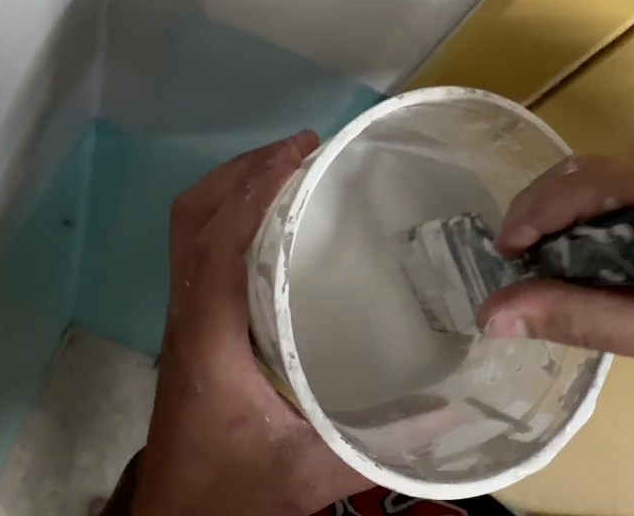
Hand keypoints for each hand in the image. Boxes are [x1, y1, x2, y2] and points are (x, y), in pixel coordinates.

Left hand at [133, 132, 367, 515]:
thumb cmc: (228, 490)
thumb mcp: (305, 473)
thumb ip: (375, 443)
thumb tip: (447, 407)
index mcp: (208, 336)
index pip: (217, 242)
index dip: (253, 189)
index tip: (298, 154)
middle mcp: (189, 313)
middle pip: (193, 216)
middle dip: (243, 170)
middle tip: (300, 151)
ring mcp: (186, 314)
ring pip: (190, 227)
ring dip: (234, 186)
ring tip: (290, 170)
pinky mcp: (193, 323)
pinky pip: (201, 247)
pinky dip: (233, 215)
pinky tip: (276, 224)